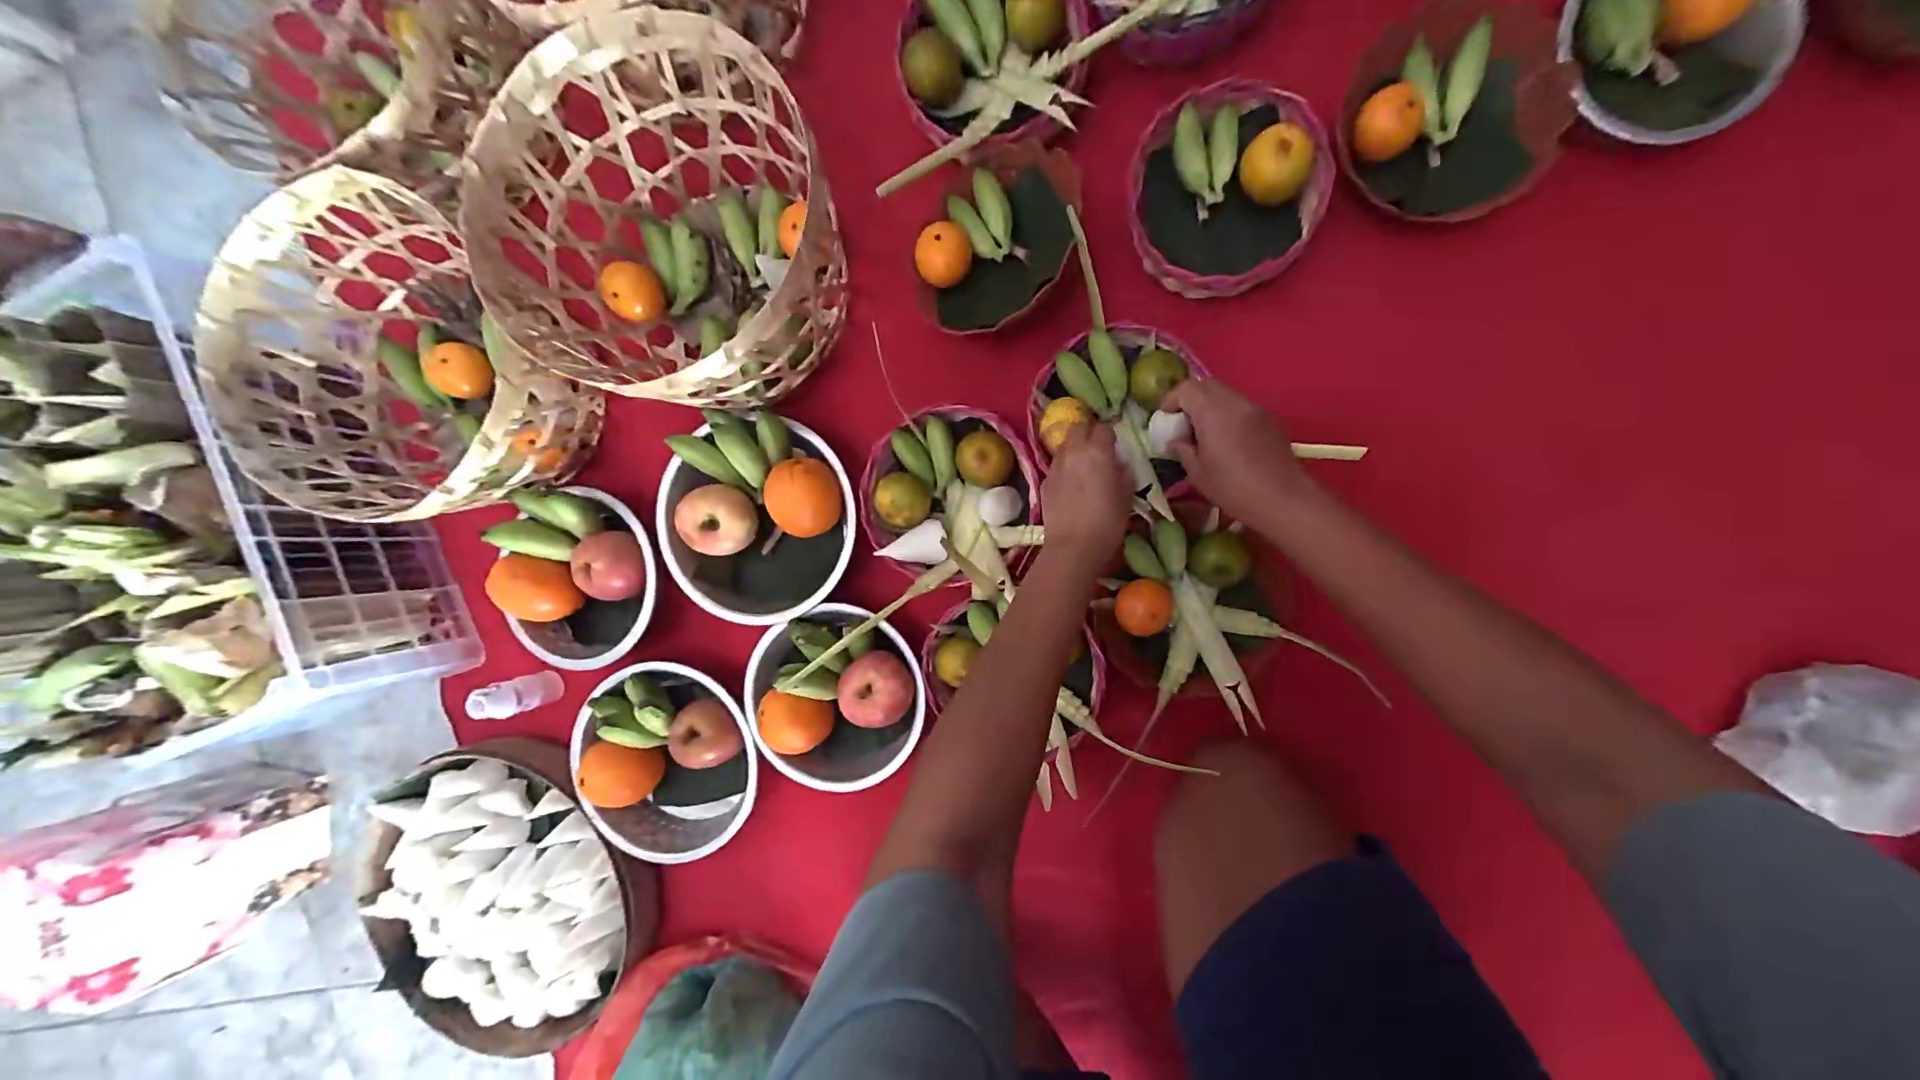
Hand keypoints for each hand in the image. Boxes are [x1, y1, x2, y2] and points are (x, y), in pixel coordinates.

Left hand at [1038, 421, 1129, 561]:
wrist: (1073, 546)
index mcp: (1096, 451)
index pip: (1103, 428)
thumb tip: (1118, 463)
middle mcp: (1073, 452)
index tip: (1115, 444)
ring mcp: (1055, 466)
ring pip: (1064, 445)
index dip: (1110, 434)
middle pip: (1078, 428)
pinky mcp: (1044, 482)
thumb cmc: (1107, 521)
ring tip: (1083, 465)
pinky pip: (1056, 466)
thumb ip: (1123, 472)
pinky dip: (1064, 468)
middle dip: (1088, 432)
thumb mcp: (1126, 495)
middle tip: (1097, 446)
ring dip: (1074, 449)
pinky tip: (1071, 484)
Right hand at [1160, 378, 1312, 523]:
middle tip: (1181, 422)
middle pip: (1207, 385)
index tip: (1164, 418)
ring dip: (1209, 405)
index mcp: (1214, 414)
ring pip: (1226, 394)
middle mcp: (1236, 403)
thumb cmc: (1234, 489)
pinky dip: (1227, 414)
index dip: (1171, 399)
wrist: (1283, 499)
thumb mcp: (1197, 474)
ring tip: (1203, 432)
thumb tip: (1176, 440)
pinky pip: (1242, 407)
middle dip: (1189, 398)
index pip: (1187, 388)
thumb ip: (1182, 450)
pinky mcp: (1270, 419)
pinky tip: (1227, 439)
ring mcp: (1256, 409)